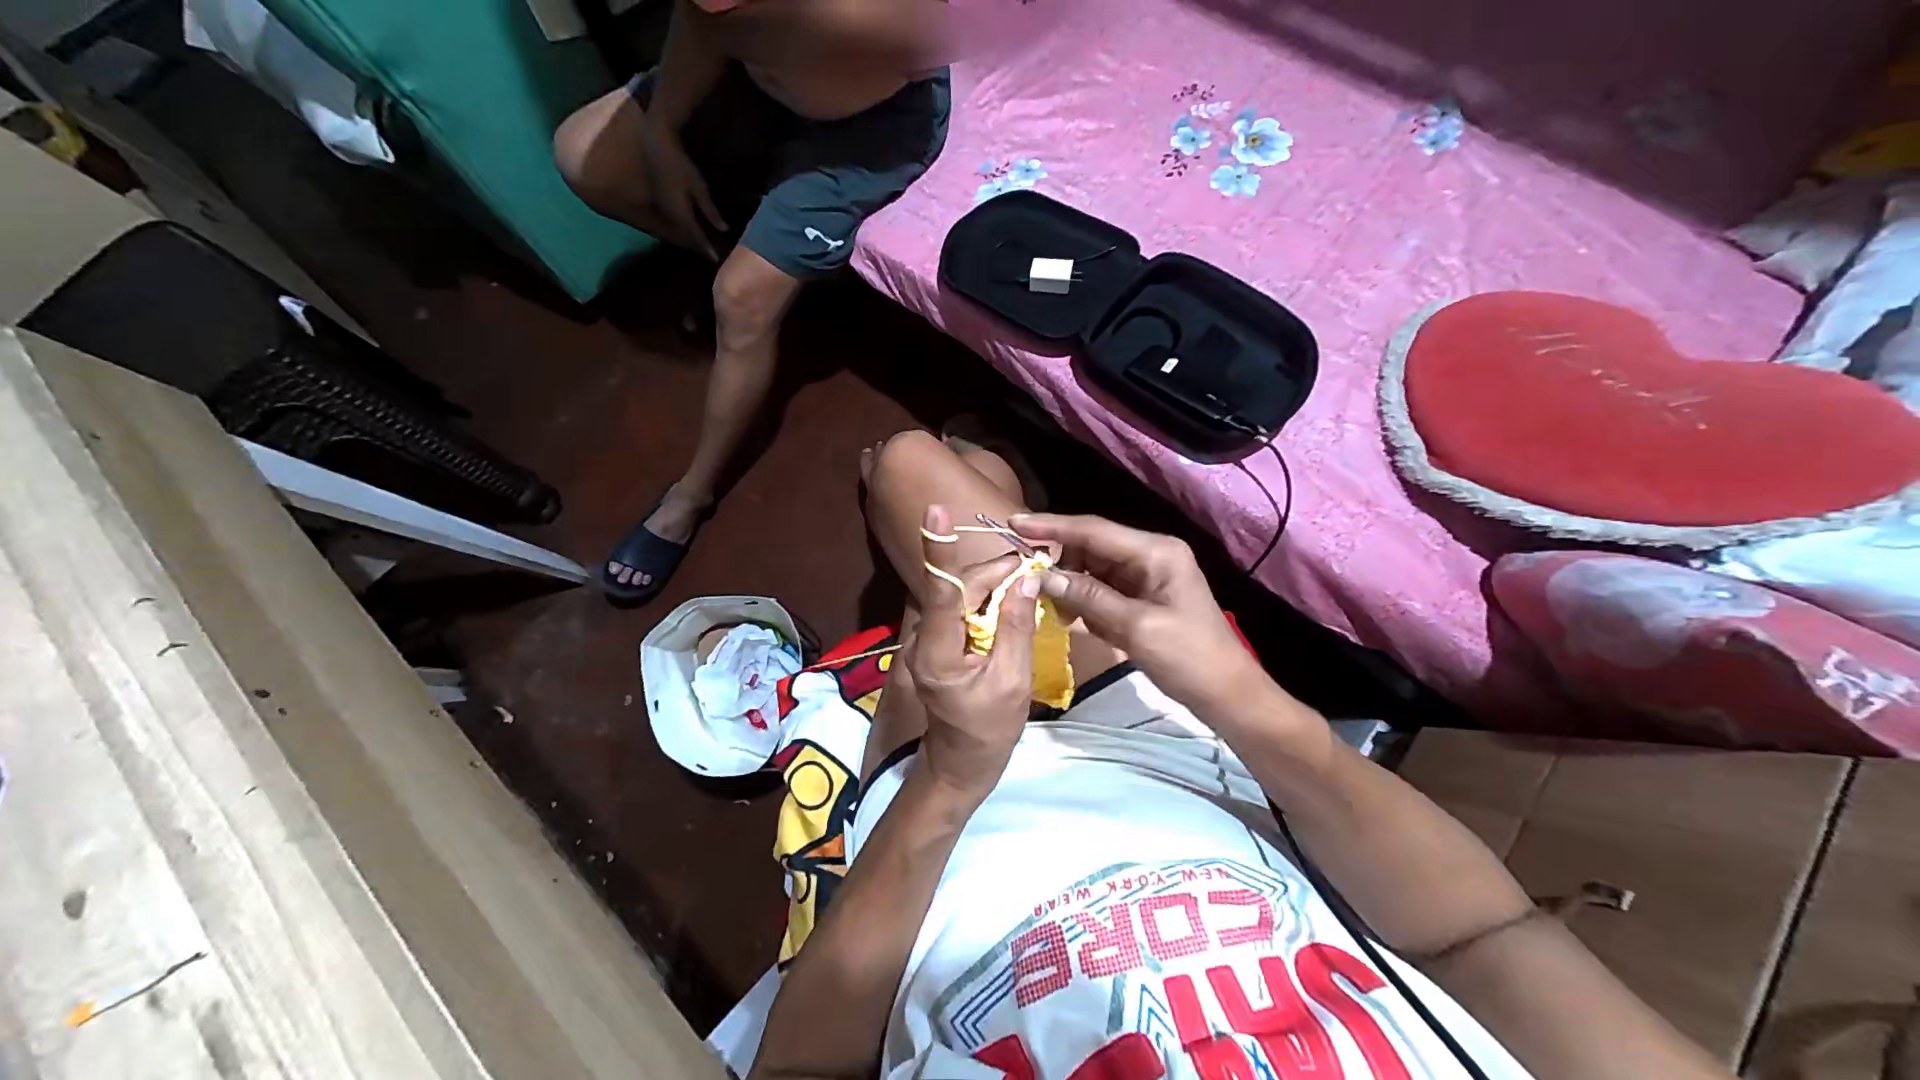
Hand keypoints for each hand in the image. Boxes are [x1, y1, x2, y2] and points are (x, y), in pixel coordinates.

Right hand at [640, 120, 725, 259]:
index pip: (696, 238)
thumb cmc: (679, 164)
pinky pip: (670, 224)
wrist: (653, 145)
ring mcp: (661, 210)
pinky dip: (682, 230)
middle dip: (697, 247)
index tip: (716, 260)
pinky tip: (689, 230)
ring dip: (688, 240)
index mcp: (680, 214)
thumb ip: (710, 210)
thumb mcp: (698, 187)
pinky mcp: (657, 204)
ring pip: (676, 233)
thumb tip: (723, 229)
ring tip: (701, 246)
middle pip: (685, 239)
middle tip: (710, 254)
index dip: (706, 249)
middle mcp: (669, 216)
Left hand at [904, 505, 1037, 803]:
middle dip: (994, 571)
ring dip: (992, 583)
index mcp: (938, 652)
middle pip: (956, 588)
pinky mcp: (936, 641)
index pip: (939, 592)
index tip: (935, 512)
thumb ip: (1015, 626)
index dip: (939, 550)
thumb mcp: (1012, 680)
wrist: (961, 761)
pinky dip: (986, 600)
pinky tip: (1010, 599)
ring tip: (1027, 577)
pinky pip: (960, 609)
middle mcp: (924, 639)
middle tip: (1033, 563)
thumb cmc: (989, 729)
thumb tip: (1026, 579)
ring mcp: (927, 640)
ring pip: (959, 595)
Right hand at [1010, 513, 1273, 719]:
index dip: (1051, 526)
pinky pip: (1101, 590)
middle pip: (1090, 546)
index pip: (1093, 530)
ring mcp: (1145, 576)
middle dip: (1060, 562)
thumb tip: (1041, 576)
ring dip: (1071, 586)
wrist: (1226, 694)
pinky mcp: (1140, 597)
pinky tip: (1080, 620)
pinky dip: (1085, 602)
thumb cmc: (1189, 658)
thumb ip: (1088, 597)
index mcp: (1155, 551)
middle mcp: (1149, 555)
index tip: (1013, 522)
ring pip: (1092, 569)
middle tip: (1028, 580)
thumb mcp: (1135, 627)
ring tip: (1055, 609)